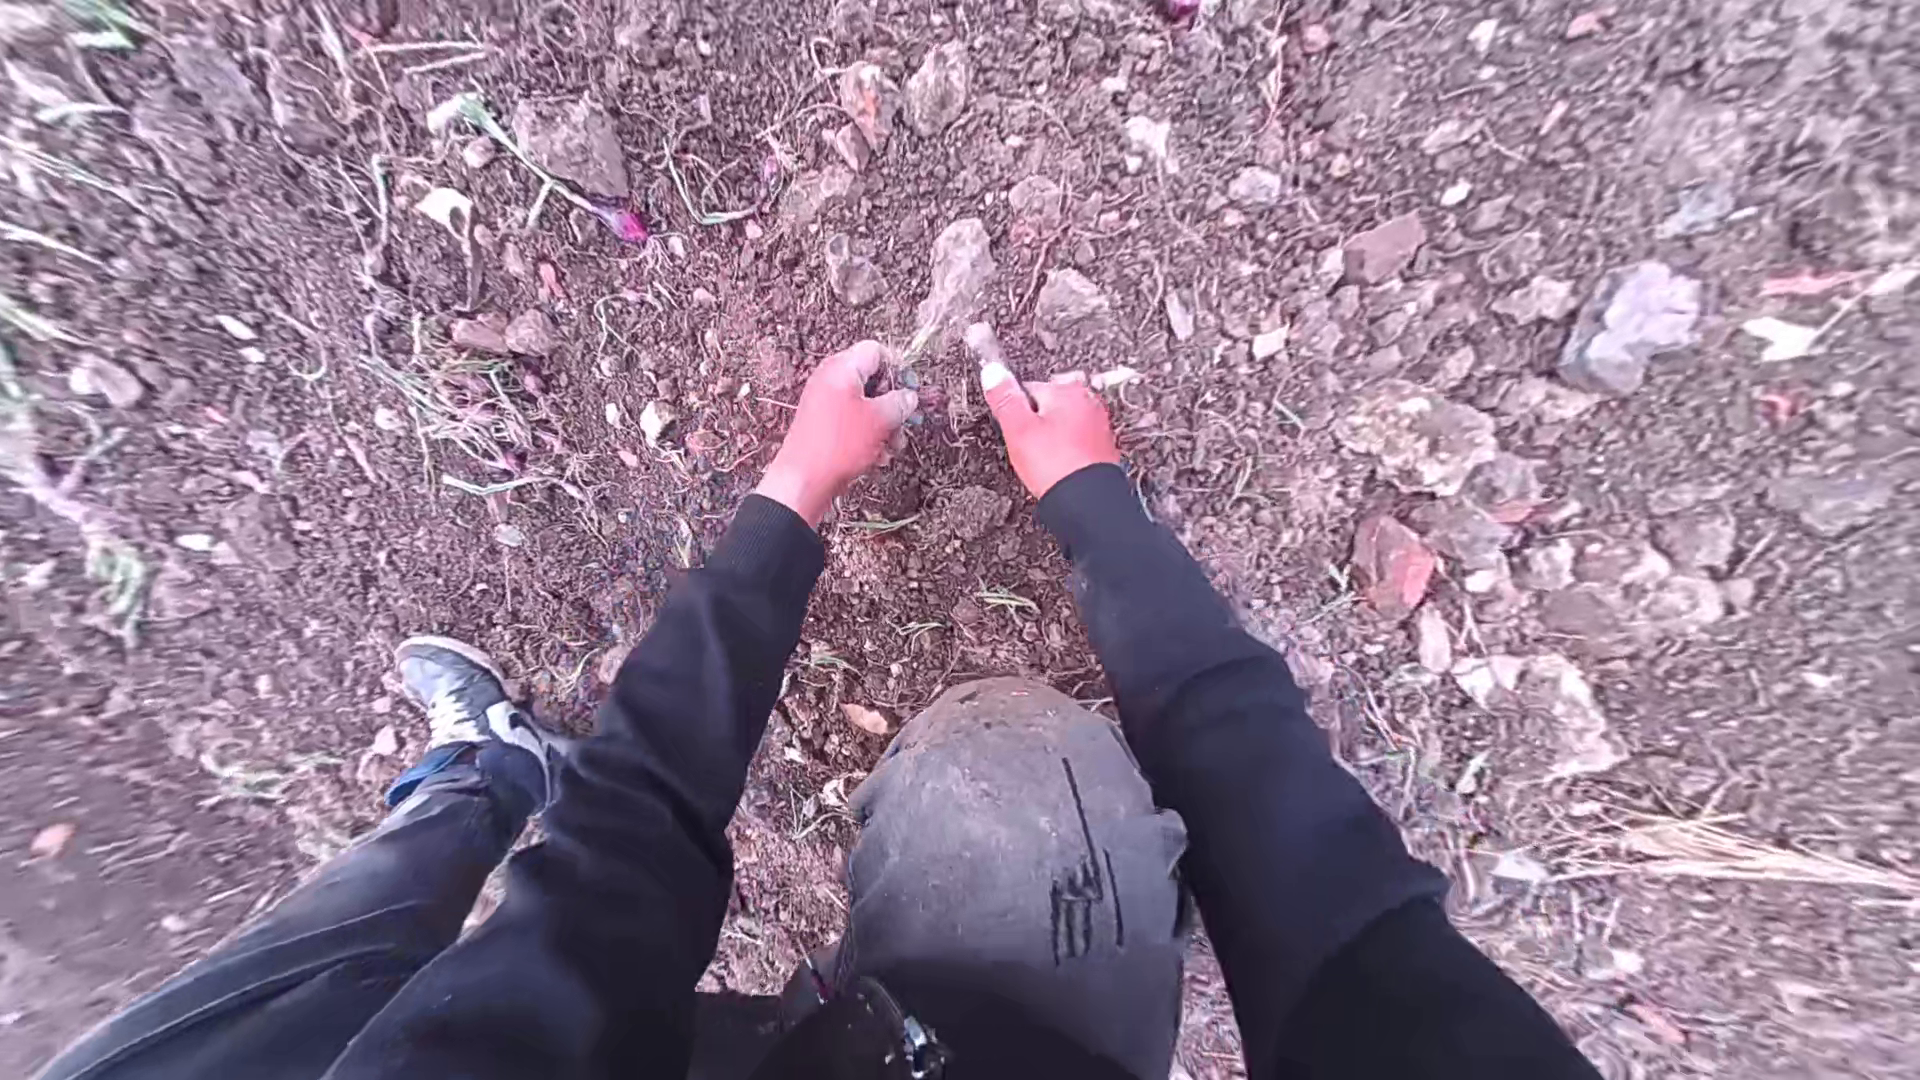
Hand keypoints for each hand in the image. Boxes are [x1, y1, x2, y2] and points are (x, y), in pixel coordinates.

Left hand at [755, 341, 917, 526]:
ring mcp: (827, 404)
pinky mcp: (825, 426)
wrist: (804, 480)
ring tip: (893, 446)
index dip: (898, 368)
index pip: (876, 351)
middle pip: (873, 380)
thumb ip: (899, 403)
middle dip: (894, 403)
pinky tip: (878, 456)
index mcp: (842, 369)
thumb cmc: (839, 445)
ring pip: (867, 405)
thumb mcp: (879, 420)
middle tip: (907, 421)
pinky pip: (854, 423)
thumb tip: (910, 397)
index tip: (911, 389)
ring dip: (885, 425)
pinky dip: (869, 436)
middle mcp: (832, 381)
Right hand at [980, 361, 1120, 498]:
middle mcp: (1088, 402)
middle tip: (1029, 448)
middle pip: (1048, 407)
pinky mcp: (1103, 448)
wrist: (1086, 500)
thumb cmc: (1054, 465)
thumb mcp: (1018, 429)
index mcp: (1067, 391)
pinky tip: (1060, 467)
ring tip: (1044, 460)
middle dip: (1036, 424)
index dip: (1015, 413)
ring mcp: (1098, 425)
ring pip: (1063, 426)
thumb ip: (1004, 398)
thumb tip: (992, 371)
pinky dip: (1066, 452)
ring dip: (1052, 439)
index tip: (1013, 430)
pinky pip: (1076, 443)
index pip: (1028, 389)